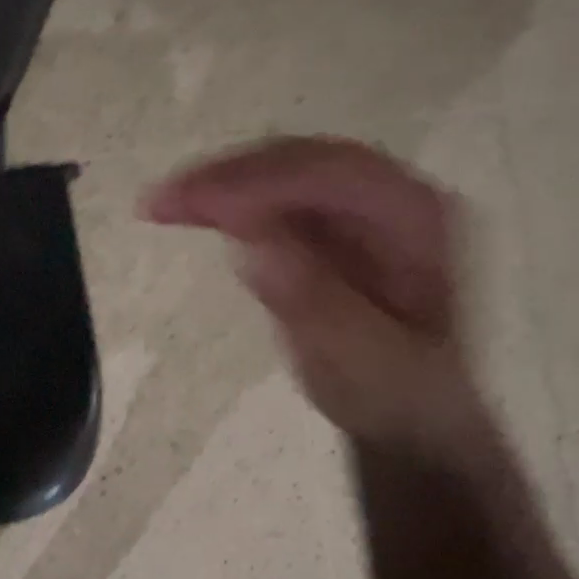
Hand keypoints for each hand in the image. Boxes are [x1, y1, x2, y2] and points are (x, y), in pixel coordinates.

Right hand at [142, 136, 481, 446]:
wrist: (412, 418)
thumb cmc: (395, 396)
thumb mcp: (364, 364)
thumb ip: (318, 306)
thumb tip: (256, 248)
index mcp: (418, 218)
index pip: (331, 176)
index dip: (259, 181)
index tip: (192, 204)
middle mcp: (392, 197)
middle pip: (301, 161)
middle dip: (229, 175)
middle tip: (160, 203)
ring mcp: (361, 207)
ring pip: (283, 170)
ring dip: (221, 183)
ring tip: (162, 207)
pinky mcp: (329, 223)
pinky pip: (275, 193)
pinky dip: (229, 199)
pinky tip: (193, 213)